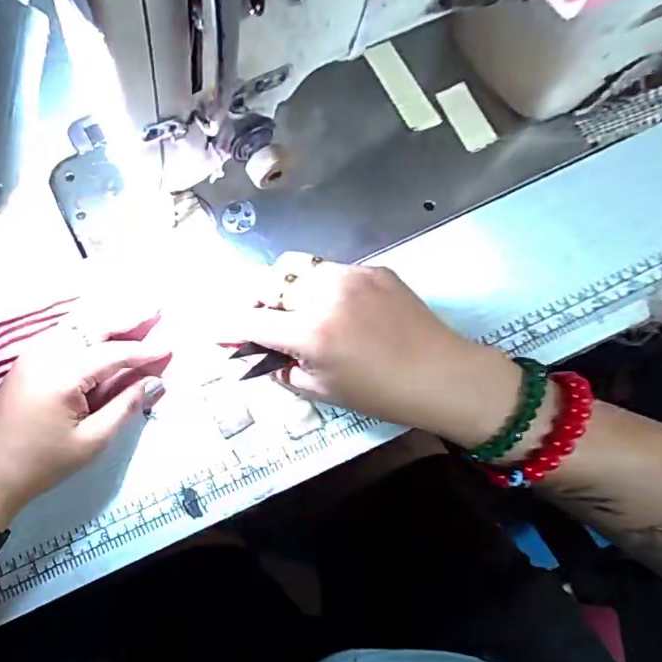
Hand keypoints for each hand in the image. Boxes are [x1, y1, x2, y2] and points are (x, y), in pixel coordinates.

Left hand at [0, 330, 169, 529]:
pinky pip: (64, 335)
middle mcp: (47, 354)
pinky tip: (104, 329)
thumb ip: (125, 406)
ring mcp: (33, 354)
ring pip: (77, 326)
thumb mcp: (91, 441)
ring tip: (137, 315)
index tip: (171, 349)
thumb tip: (153, 381)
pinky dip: (88, 329)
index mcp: (63, 374)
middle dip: (127, 319)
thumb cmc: (42, 463)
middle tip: (157, 309)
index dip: (144, 352)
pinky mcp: (27, 362)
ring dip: (108, 320)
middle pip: (93, 326)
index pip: (113, 354)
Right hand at [223, 254, 521, 445]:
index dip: (228, 325)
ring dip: (288, 287)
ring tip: (296, 308)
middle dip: (256, 300)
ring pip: (300, 267)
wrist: (442, 375)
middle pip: (270, 281)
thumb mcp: (322, 390)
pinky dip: (322, 286)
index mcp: (311, 331)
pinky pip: (333, 270)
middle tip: (260, 319)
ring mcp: (352, 275)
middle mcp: (326, 294)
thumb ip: (282, 369)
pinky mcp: (374, 269)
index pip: (252, 319)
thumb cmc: (380, 394)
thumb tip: (259, 355)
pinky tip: (338, 308)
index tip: (219, 331)